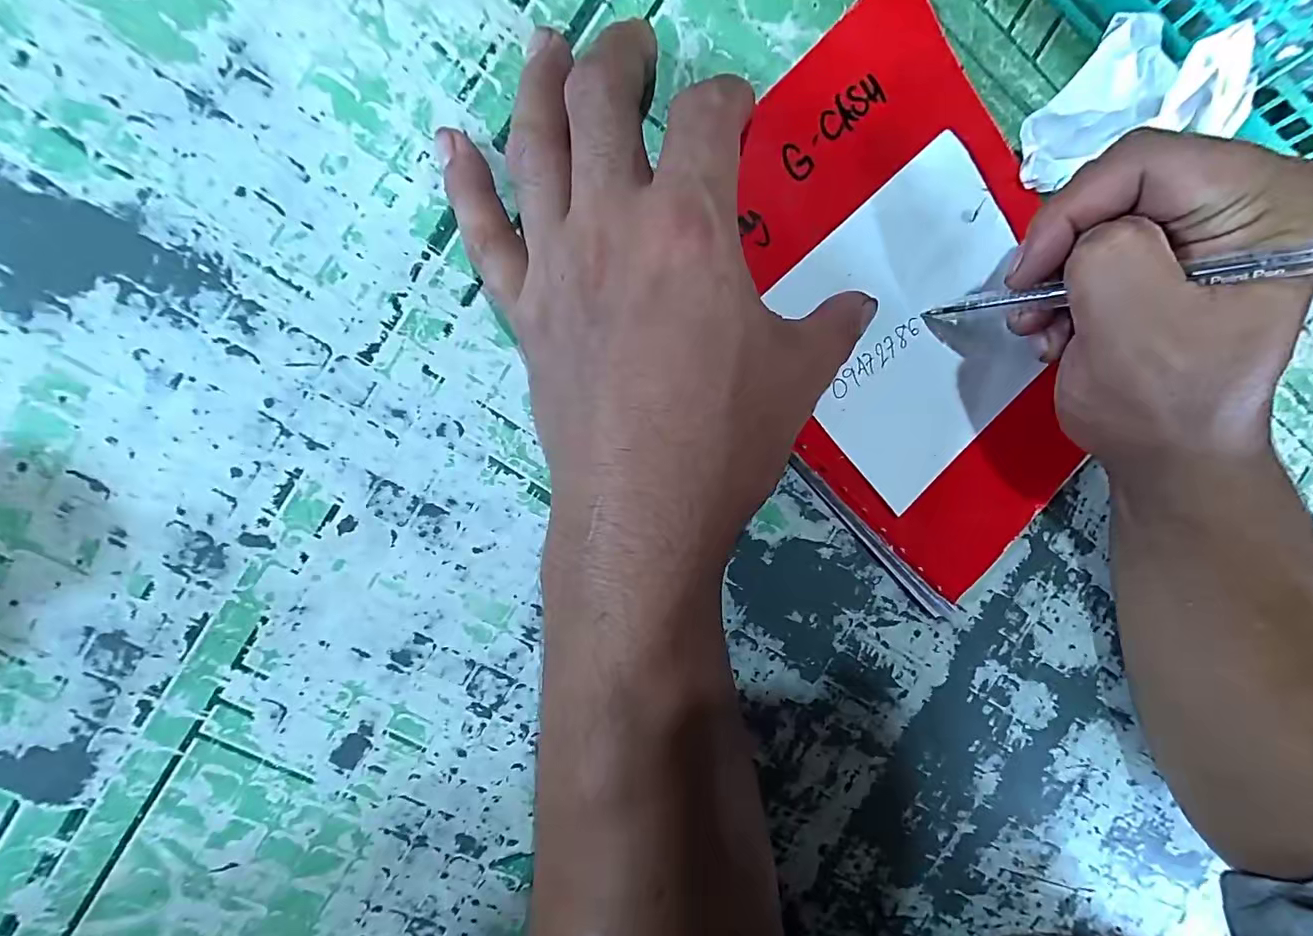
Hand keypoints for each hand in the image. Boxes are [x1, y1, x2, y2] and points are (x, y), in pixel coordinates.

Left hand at [438, 21, 874, 610]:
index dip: (729, 97)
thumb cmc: (727, 441)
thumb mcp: (799, 376)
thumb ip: (832, 327)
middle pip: (604, 102)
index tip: (740, 106)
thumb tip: (860, 305)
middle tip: (639, 45)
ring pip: (533, 145)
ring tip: (549, 46)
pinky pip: (485, 233)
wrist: (643, 511)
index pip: (708, 121)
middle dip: (626, 57)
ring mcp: (559, 264)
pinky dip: (466, 183)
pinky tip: (452, 142)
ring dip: (541, 82)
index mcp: (692, 229)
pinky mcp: (525, 311)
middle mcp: (615, 224)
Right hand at [1005, 130, 1312, 475]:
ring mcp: (1209, 230)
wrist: (1171, 462)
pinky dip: (1068, 289)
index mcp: (1272, 200)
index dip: (1071, 211)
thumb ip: (1103, 251)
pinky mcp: (1173, 258)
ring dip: (1058, 276)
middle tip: (1030, 305)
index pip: (1147, 162)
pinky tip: (1061, 330)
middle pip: (1123, 187)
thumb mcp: (1131, 320)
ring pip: (1102, 219)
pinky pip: (1101, 249)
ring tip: (1043, 328)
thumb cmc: (1163, 406)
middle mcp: (1250, 199)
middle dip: (1062, 249)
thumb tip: (1079, 242)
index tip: (1026, 275)